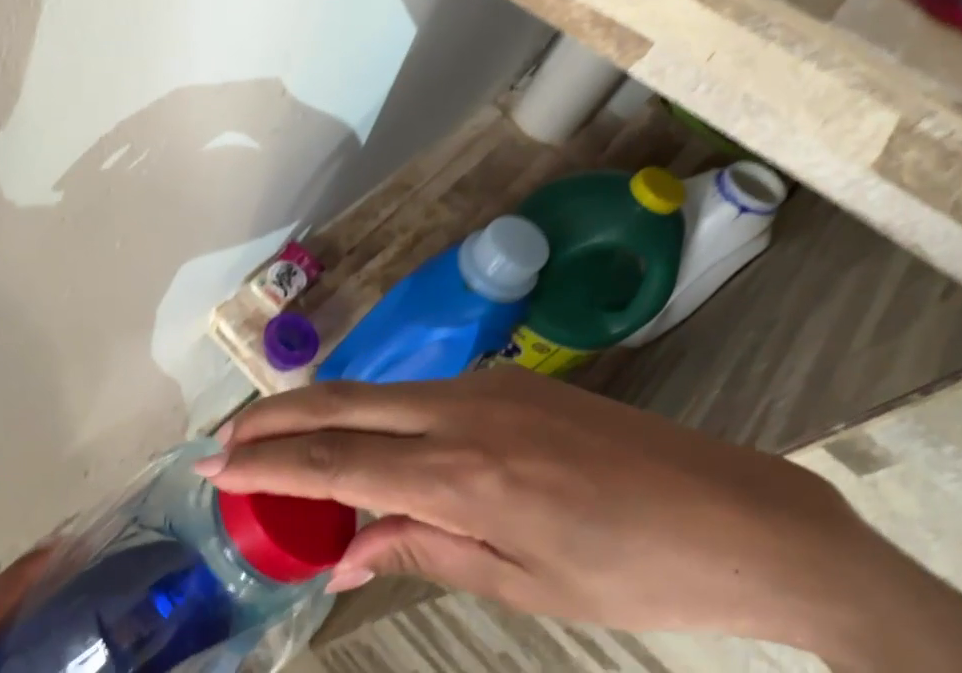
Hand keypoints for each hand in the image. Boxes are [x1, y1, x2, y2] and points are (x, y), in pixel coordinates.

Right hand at [193, 368, 894, 646]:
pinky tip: (372, 444)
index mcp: (464, 477)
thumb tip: (343, 555)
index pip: (336, 463)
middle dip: (272, 418)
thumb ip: (422, 550)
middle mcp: (462, 412)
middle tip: (224, 439)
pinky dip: (375, 416)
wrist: (746, 518)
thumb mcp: (523, 582)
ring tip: (282, 445)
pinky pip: (418, 394)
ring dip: (320, 414)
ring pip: (375, 391)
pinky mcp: (509, 378)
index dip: (268, 464)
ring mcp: (486, 385)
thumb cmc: (636, 574)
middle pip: (339, 402)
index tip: (215, 465)